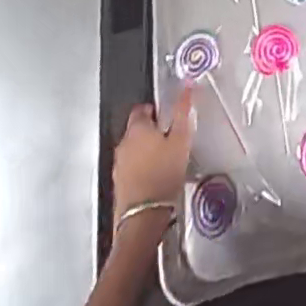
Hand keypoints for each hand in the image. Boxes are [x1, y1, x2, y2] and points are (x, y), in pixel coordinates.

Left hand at [111, 86, 195, 229]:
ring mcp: (119, 164)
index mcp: (137, 128)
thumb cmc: (163, 174)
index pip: (141, 109)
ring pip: (133, 149)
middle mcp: (123, 143)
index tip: (166, 117)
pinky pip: (131, 168)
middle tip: (170, 139)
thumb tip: (187, 88)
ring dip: (145, 151)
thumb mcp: (180, 140)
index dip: (154, 110)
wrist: (144, 216)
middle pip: (136, 129)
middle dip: (151, 131)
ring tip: (164, 161)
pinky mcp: (119, 183)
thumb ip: (183, 112)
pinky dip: (141, 169)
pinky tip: (155, 178)